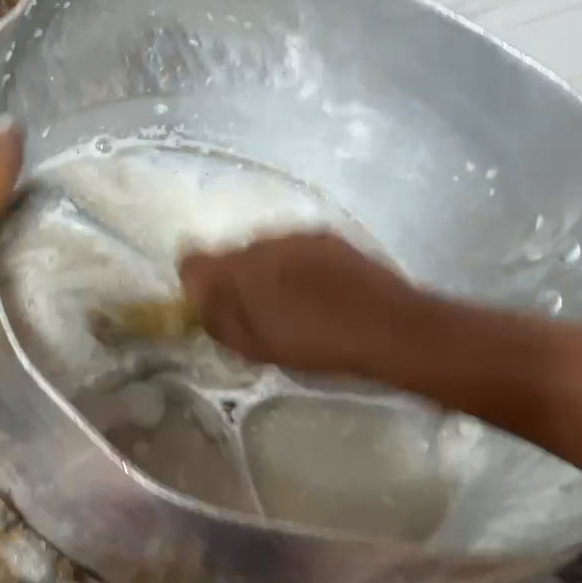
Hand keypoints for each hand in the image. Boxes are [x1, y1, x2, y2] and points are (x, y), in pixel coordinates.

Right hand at [178, 232, 436, 375]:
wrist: (390, 327)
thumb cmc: (315, 345)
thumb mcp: (255, 347)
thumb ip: (218, 320)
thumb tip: (199, 302)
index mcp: (238, 270)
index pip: (191, 260)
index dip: (194, 282)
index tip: (207, 305)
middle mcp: (262, 242)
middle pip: (230, 255)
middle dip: (234, 280)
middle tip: (254, 314)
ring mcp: (298, 235)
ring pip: (264, 251)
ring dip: (267, 273)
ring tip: (291, 305)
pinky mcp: (328, 236)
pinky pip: (294, 249)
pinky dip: (295, 267)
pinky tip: (317, 293)